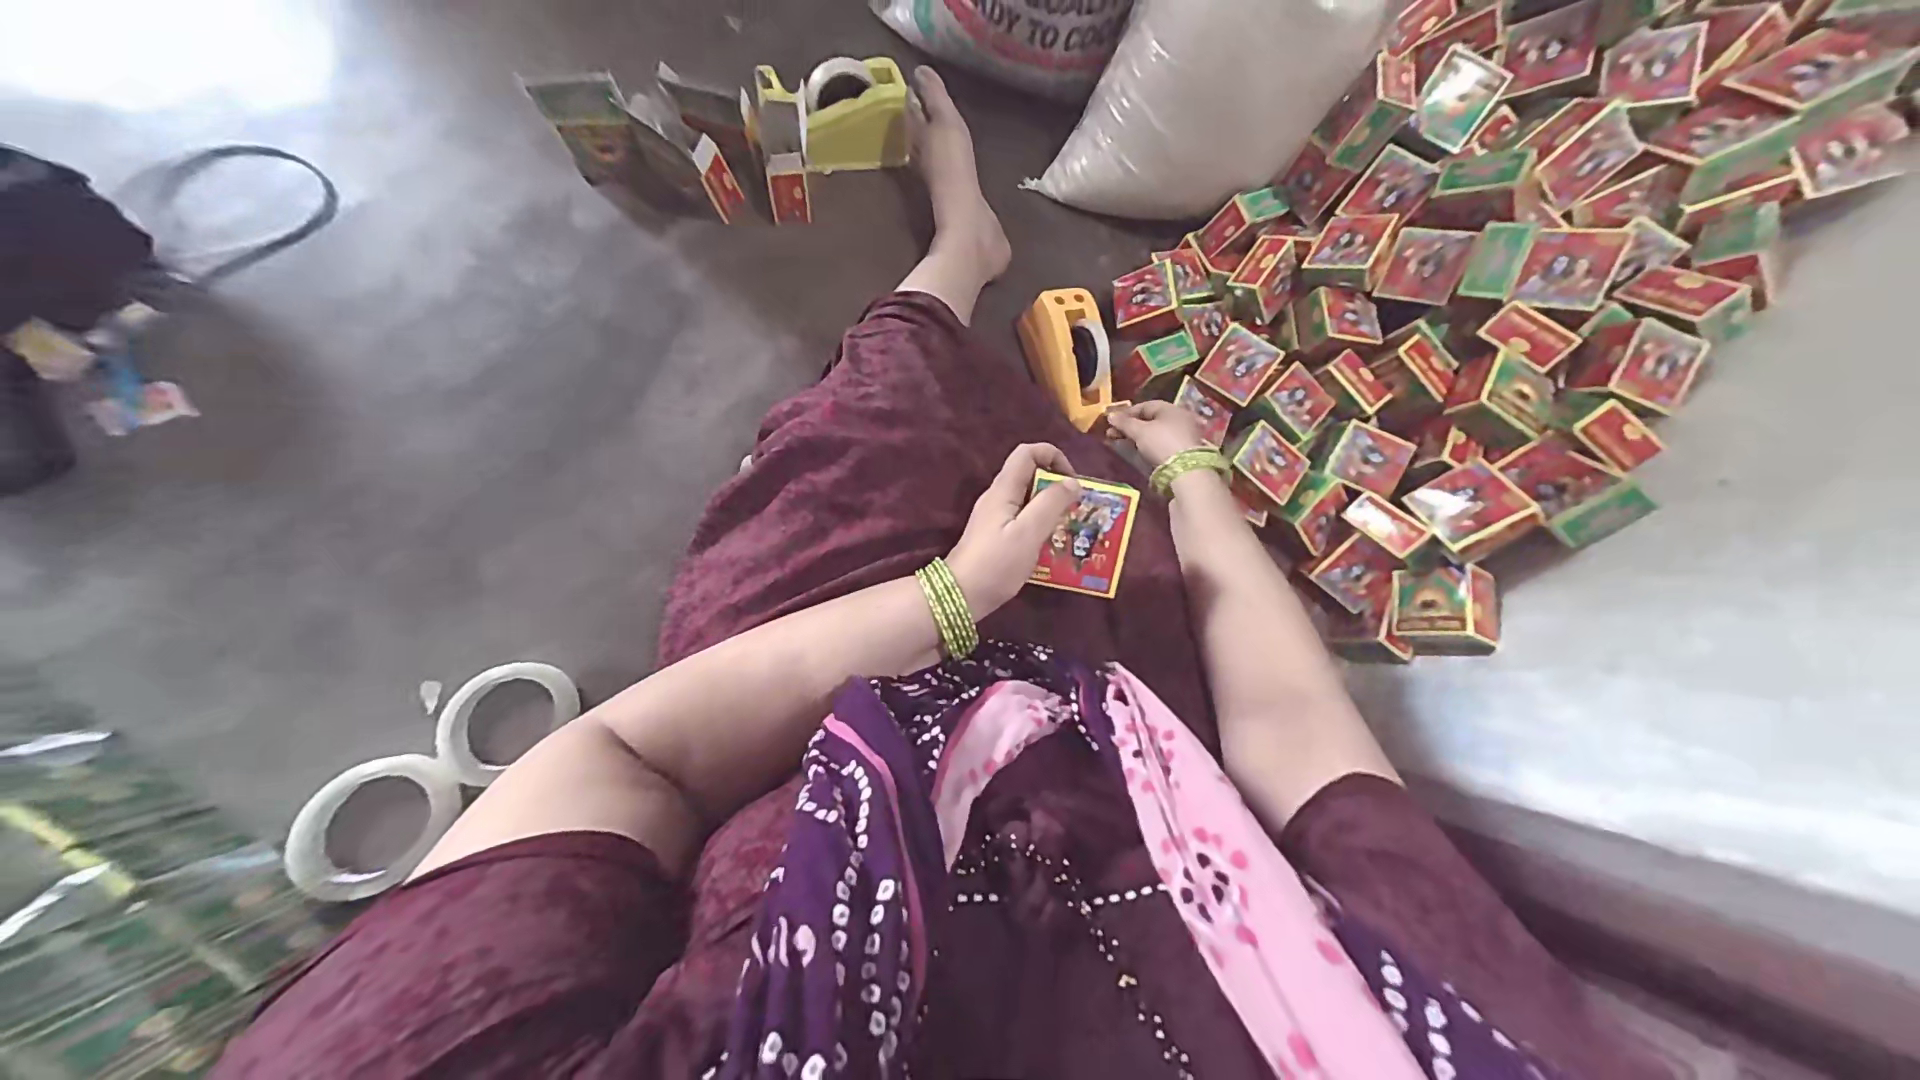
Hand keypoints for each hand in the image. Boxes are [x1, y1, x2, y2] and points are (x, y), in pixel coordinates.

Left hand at [946, 443, 1082, 616]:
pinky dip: (1040, 525)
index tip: (1072, 482)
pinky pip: (1022, 519)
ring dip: (1050, 508)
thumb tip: (1072, 482)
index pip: (1028, 453)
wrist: (961, 596)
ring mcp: (994, 517)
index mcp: (1003, 490)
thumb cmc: (996, 564)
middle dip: (1056, 486)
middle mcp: (997, 497)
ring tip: (1068, 529)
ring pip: (1028, 499)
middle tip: (1076, 510)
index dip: (1054, 457)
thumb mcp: (1028, 533)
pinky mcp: (995, 535)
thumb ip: (1051, 504)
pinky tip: (1050, 546)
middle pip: (1030, 475)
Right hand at [1104, 401, 1208, 469]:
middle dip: (1130, 426)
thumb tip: (1110, 415)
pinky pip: (1162, 442)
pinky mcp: (1185, 449)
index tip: (1112, 422)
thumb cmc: (1161, 443)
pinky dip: (1149, 444)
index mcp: (1171, 408)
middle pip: (1151, 419)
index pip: (1145, 406)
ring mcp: (1184, 434)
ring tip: (1124, 443)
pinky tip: (1140, 450)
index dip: (1126, 413)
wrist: (1185, 470)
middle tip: (1112, 434)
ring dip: (1139, 436)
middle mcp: (1180, 418)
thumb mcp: (1139, 431)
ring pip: (1156, 431)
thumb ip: (1124, 423)